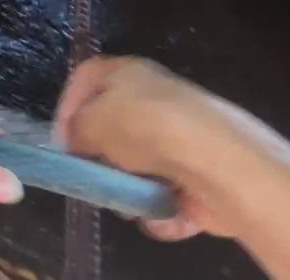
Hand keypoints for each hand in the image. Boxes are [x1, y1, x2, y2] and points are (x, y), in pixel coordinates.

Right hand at [54, 56, 259, 241]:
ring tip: (125, 204)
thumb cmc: (144, 128)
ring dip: (133, 185)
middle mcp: (159, 97)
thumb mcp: (89, 122)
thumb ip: (76, 130)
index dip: (68, 109)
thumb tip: (80, 145)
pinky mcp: (213, 173)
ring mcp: (190, 136)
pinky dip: (165, 208)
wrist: (225, 166)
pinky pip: (178, 190)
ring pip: (147, 161)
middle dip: (103, 153)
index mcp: (128, 71)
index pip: (84, 80)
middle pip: (118, 123)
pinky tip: (156, 219)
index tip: (63, 141)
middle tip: (92, 172)